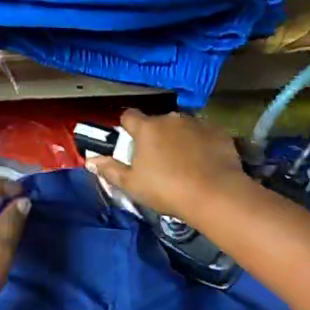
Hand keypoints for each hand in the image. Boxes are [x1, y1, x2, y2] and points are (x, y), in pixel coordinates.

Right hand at [85, 109, 253, 223]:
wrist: (214, 193)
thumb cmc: (166, 189)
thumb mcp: (132, 185)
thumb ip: (110, 170)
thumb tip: (90, 160)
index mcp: (146, 128)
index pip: (129, 116)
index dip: (127, 127)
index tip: (130, 142)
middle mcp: (171, 118)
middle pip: (158, 122)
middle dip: (156, 136)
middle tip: (158, 161)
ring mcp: (197, 123)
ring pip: (182, 127)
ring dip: (180, 139)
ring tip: (184, 163)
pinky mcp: (219, 132)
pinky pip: (205, 134)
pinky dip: (202, 144)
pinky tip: (204, 163)